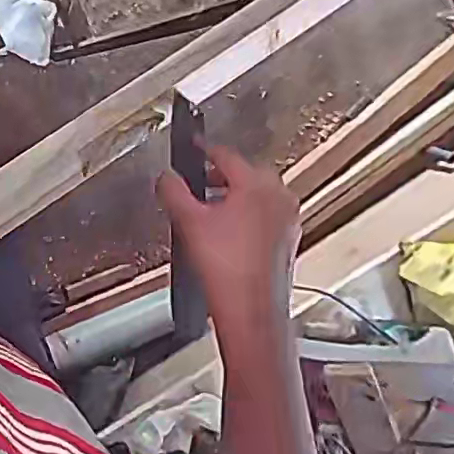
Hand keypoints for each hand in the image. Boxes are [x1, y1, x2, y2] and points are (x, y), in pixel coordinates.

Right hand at [157, 141, 298, 302]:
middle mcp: (279, 197)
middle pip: (245, 173)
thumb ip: (172, 191)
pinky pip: (265, 215)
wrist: (250, 307)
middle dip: (219, 174)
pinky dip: (246, 214)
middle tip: (198, 179)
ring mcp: (287, 219)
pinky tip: (226, 231)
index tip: (195, 145)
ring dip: (233, 195)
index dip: (204, 149)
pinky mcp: (288, 239)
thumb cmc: (227, 266)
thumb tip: (166, 177)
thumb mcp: (187, 220)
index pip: (226, 155)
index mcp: (257, 185)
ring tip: (208, 207)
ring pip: (257, 194)